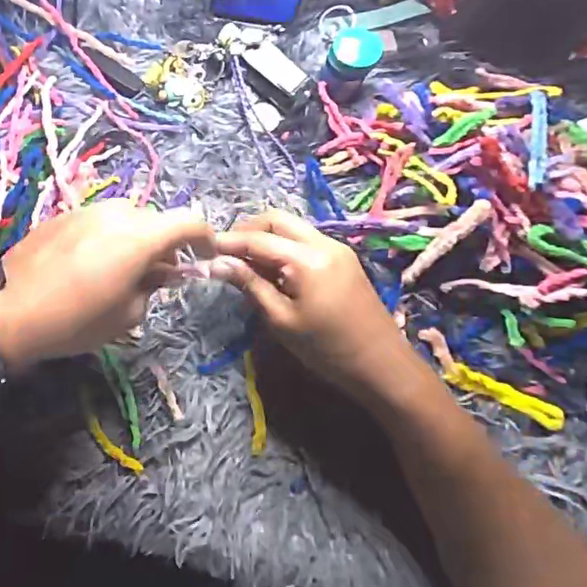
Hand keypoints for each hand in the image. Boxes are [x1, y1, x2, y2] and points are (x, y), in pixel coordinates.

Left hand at [0, 200, 212, 367]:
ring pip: (125, 218)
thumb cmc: (76, 321)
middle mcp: (115, 213)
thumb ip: (152, 286)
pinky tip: (89, 265)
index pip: (189, 221)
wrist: (10, 312)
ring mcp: (85, 210)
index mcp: (139, 237)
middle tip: (159, 275)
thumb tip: (157, 272)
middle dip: (165, 244)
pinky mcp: (61, 216)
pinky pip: (96, 222)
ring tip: (121, 270)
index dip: (205, 238)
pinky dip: (105, 238)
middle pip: (155, 220)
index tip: (205, 257)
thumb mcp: (127, 315)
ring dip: (134, 239)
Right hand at [210, 210, 429, 397]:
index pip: (258, 239)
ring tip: (245, 264)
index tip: (204, 249)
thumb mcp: (281, 320)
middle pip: (277, 220)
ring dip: (266, 237)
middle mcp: (324, 243)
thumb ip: (250, 285)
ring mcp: (337, 248)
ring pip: (292, 227)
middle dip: (247, 230)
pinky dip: (283, 247)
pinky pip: (305, 240)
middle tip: (226, 253)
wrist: (383, 366)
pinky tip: (271, 270)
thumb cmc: (327, 349)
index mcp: (308, 259)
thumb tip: (218, 263)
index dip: (228, 242)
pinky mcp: (343, 259)